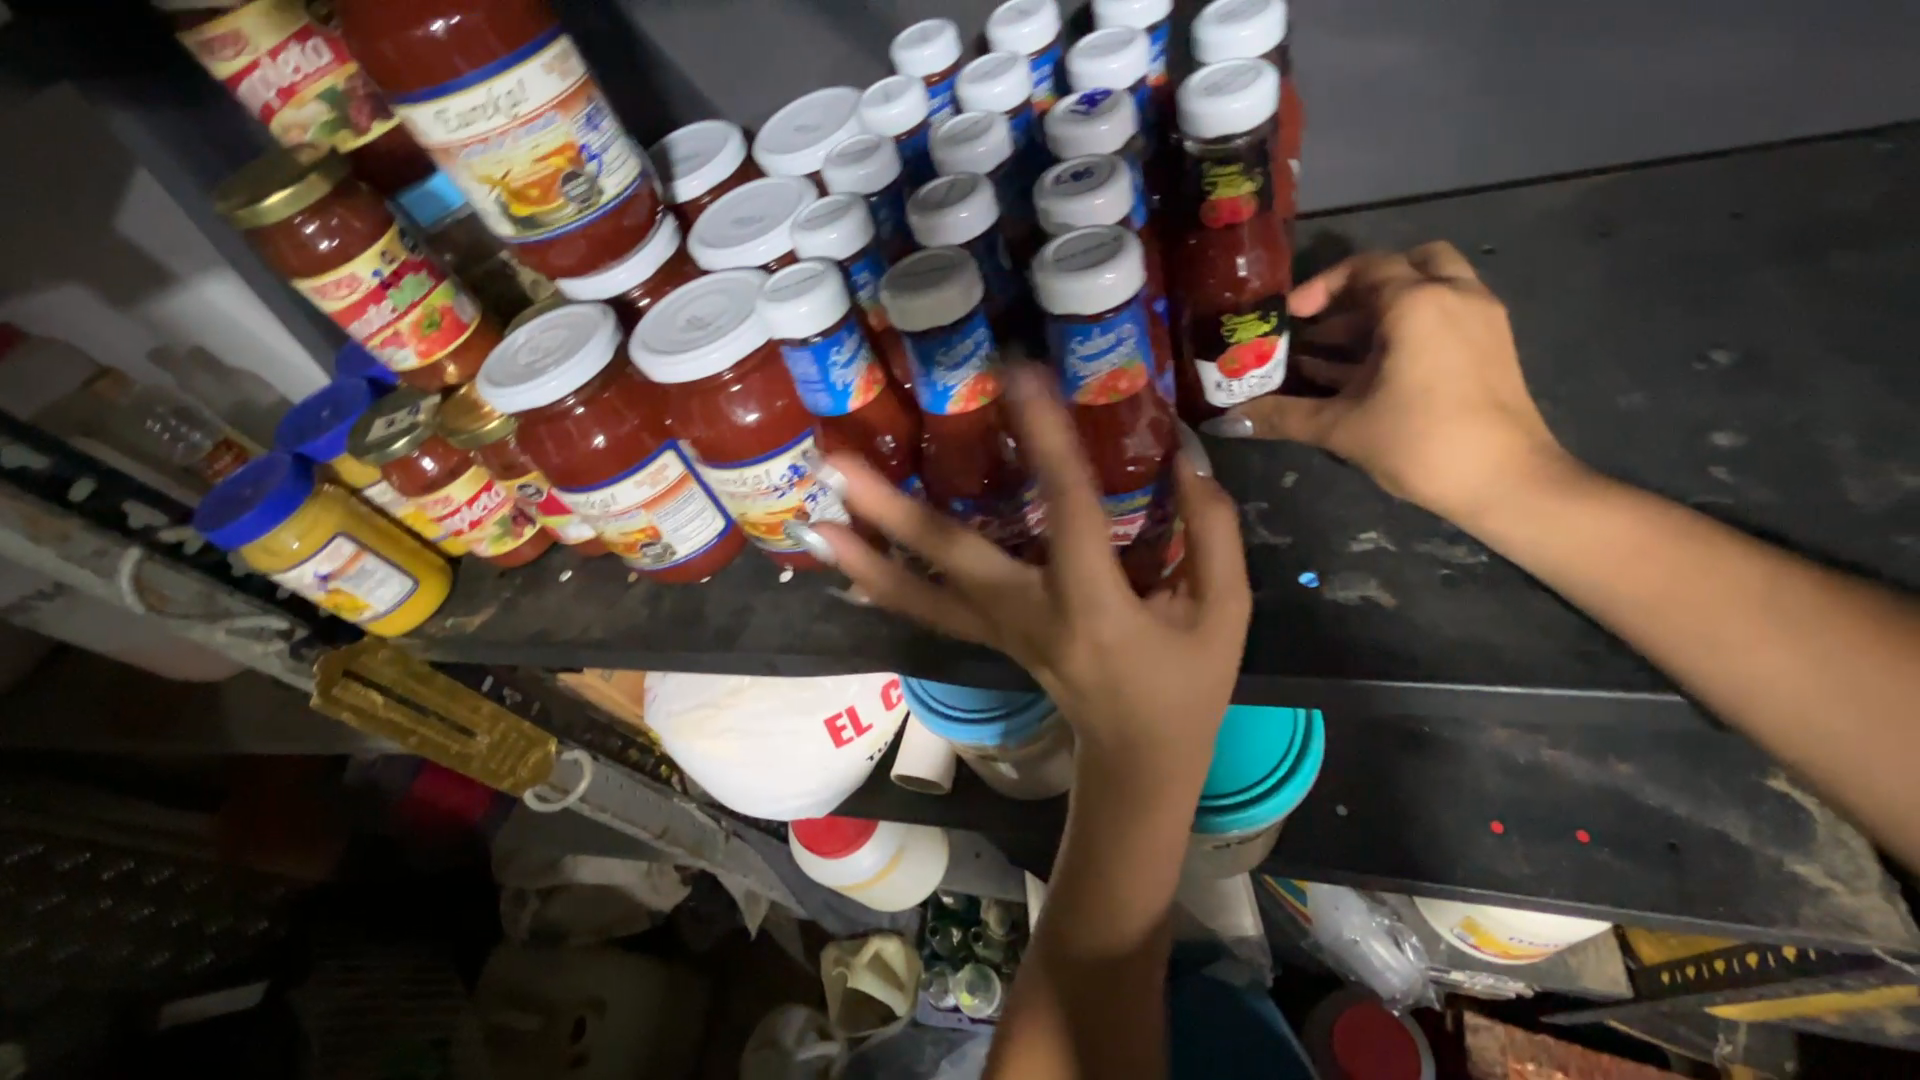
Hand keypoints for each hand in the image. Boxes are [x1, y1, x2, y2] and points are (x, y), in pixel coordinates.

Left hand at [791, 365, 1251, 773]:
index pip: (1066, 506)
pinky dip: (882, 587)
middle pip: (952, 559)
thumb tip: (1185, 459)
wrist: (1140, 762)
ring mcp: (998, 633)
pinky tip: (845, 559)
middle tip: (835, 464)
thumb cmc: (1186, 689)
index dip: (1045, 438)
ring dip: (865, 556)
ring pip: (921, 595)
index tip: (1017, 375)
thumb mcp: (1225, 615)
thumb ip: (1211, 535)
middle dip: (892, 511)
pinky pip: (928, 612)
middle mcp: (1030, 615)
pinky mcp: (987, 641)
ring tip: (812, 519)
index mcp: (1094, 605)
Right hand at [1200, 241, 1575, 521]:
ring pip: (1432, 288)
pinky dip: (1411, 328)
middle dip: (1363, 287)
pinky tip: (1374, 370)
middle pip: (1408, 264)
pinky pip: (1446, 316)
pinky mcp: (1493, 346)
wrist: (1507, 481)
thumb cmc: (1421, 443)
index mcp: (1418, 303)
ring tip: (1339, 349)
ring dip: (1386, 308)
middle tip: (1328, 319)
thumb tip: (1227, 420)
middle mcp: (1455, 296)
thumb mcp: (1341, 428)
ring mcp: (1481, 319)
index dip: (1321, 287)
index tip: (1291, 318)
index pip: (1365, 268)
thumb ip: (1283, 416)